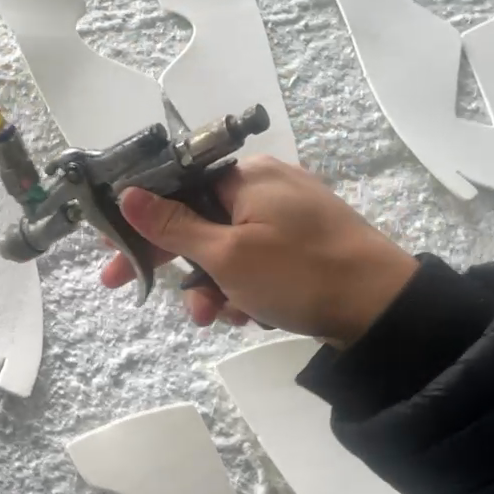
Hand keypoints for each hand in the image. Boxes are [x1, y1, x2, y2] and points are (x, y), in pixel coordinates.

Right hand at [98, 156, 418, 344]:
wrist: (382, 310)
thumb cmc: (298, 273)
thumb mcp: (225, 254)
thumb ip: (172, 226)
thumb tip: (128, 194)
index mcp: (246, 176)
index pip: (175, 185)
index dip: (139, 217)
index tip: (111, 246)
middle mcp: (263, 188)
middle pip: (194, 220)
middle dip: (171, 263)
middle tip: (129, 288)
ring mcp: (284, 218)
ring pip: (220, 250)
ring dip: (208, 286)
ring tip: (214, 317)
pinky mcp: (298, 247)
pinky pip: (249, 263)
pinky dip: (238, 289)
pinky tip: (246, 314)